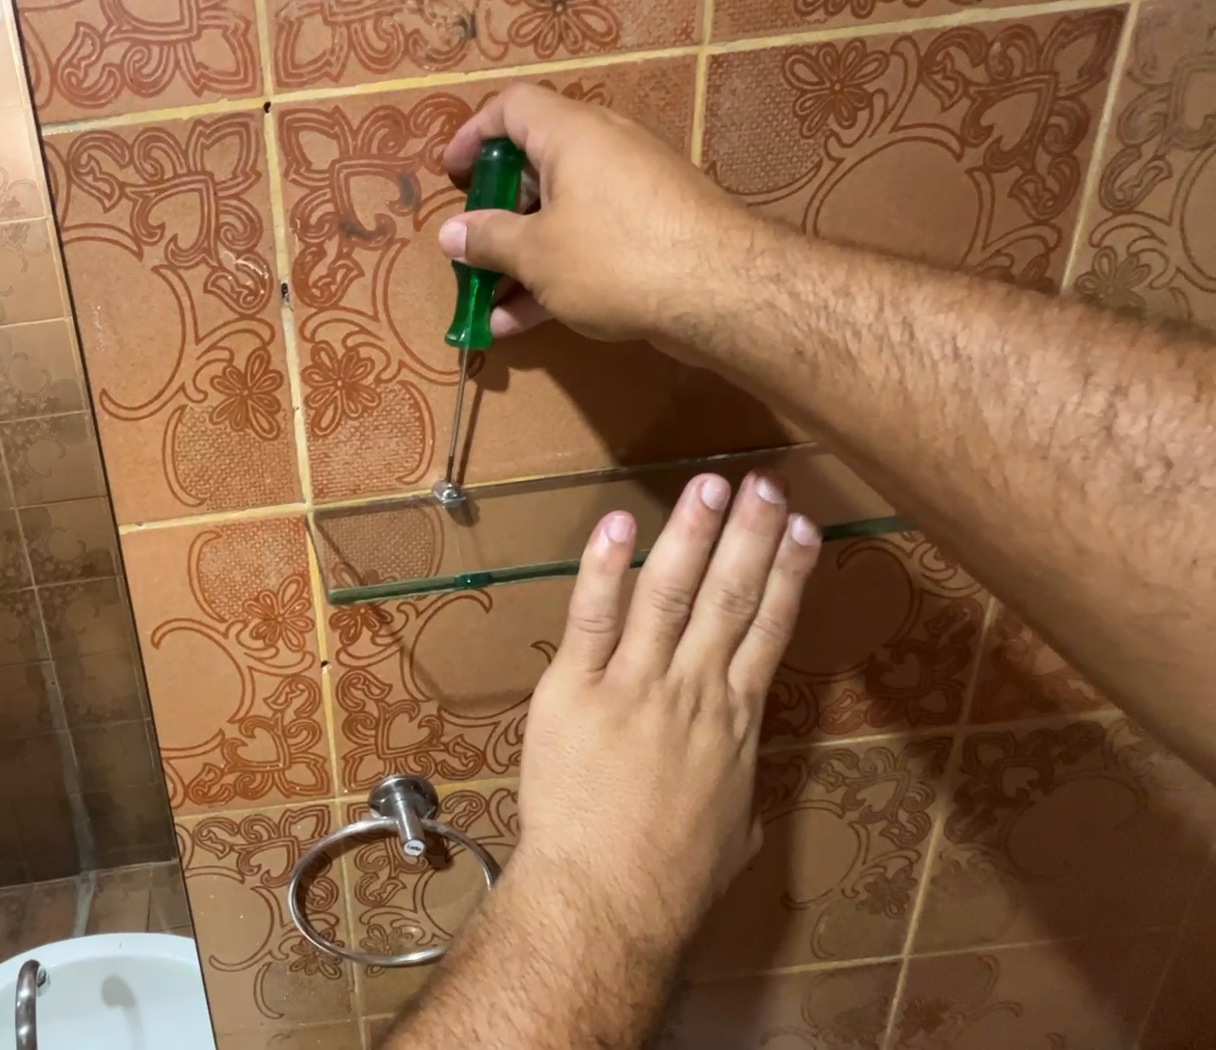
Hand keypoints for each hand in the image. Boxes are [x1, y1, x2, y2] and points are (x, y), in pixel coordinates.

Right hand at [437, 83, 760, 345]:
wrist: (719, 293)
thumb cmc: (612, 258)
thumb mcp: (535, 253)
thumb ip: (487, 240)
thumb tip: (451, 234)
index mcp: (571, 136)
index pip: (512, 108)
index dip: (473, 135)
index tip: (450, 175)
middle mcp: (601, 152)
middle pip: (533, 167)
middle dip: (493, 213)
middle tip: (468, 247)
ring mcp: (627, 193)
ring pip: (556, 215)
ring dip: (516, 258)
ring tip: (483, 301)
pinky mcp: (645, 232)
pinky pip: (583, 244)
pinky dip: (548, 275)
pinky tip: (516, 322)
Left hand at [512, 470, 819, 945]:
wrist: (608, 896)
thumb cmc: (669, 874)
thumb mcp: (730, 831)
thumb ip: (738, 794)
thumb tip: (744, 790)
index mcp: (735, 721)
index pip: (769, 630)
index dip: (786, 574)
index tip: (800, 529)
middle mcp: (695, 692)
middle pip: (730, 599)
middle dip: (748, 535)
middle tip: (765, 481)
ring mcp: (636, 685)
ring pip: (671, 595)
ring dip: (692, 534)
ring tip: (710, 484)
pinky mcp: (578, 688)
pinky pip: (594, 617)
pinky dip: (604, 569)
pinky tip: (618, 524)